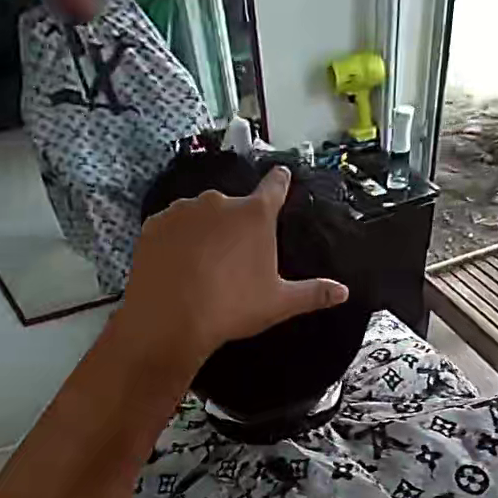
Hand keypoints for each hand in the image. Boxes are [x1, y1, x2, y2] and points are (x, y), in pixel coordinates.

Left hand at [117, 165, 348, 363]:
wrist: (169, 320)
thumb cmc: (230, 308)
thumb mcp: (278, 303)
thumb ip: (313, 293)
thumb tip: (343, 291)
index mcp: (254, 215)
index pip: (275, 186)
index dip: (281, 182)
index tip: (283, 176)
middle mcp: (218, 202)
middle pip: (235, 206)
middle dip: (237, 226)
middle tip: (236, 259)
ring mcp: (183, 210)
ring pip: (201, 215)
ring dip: (205, 232)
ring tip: (204, 266)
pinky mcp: (154, 224)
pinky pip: (173, 227)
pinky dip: (177, 241)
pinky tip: (179, 266)